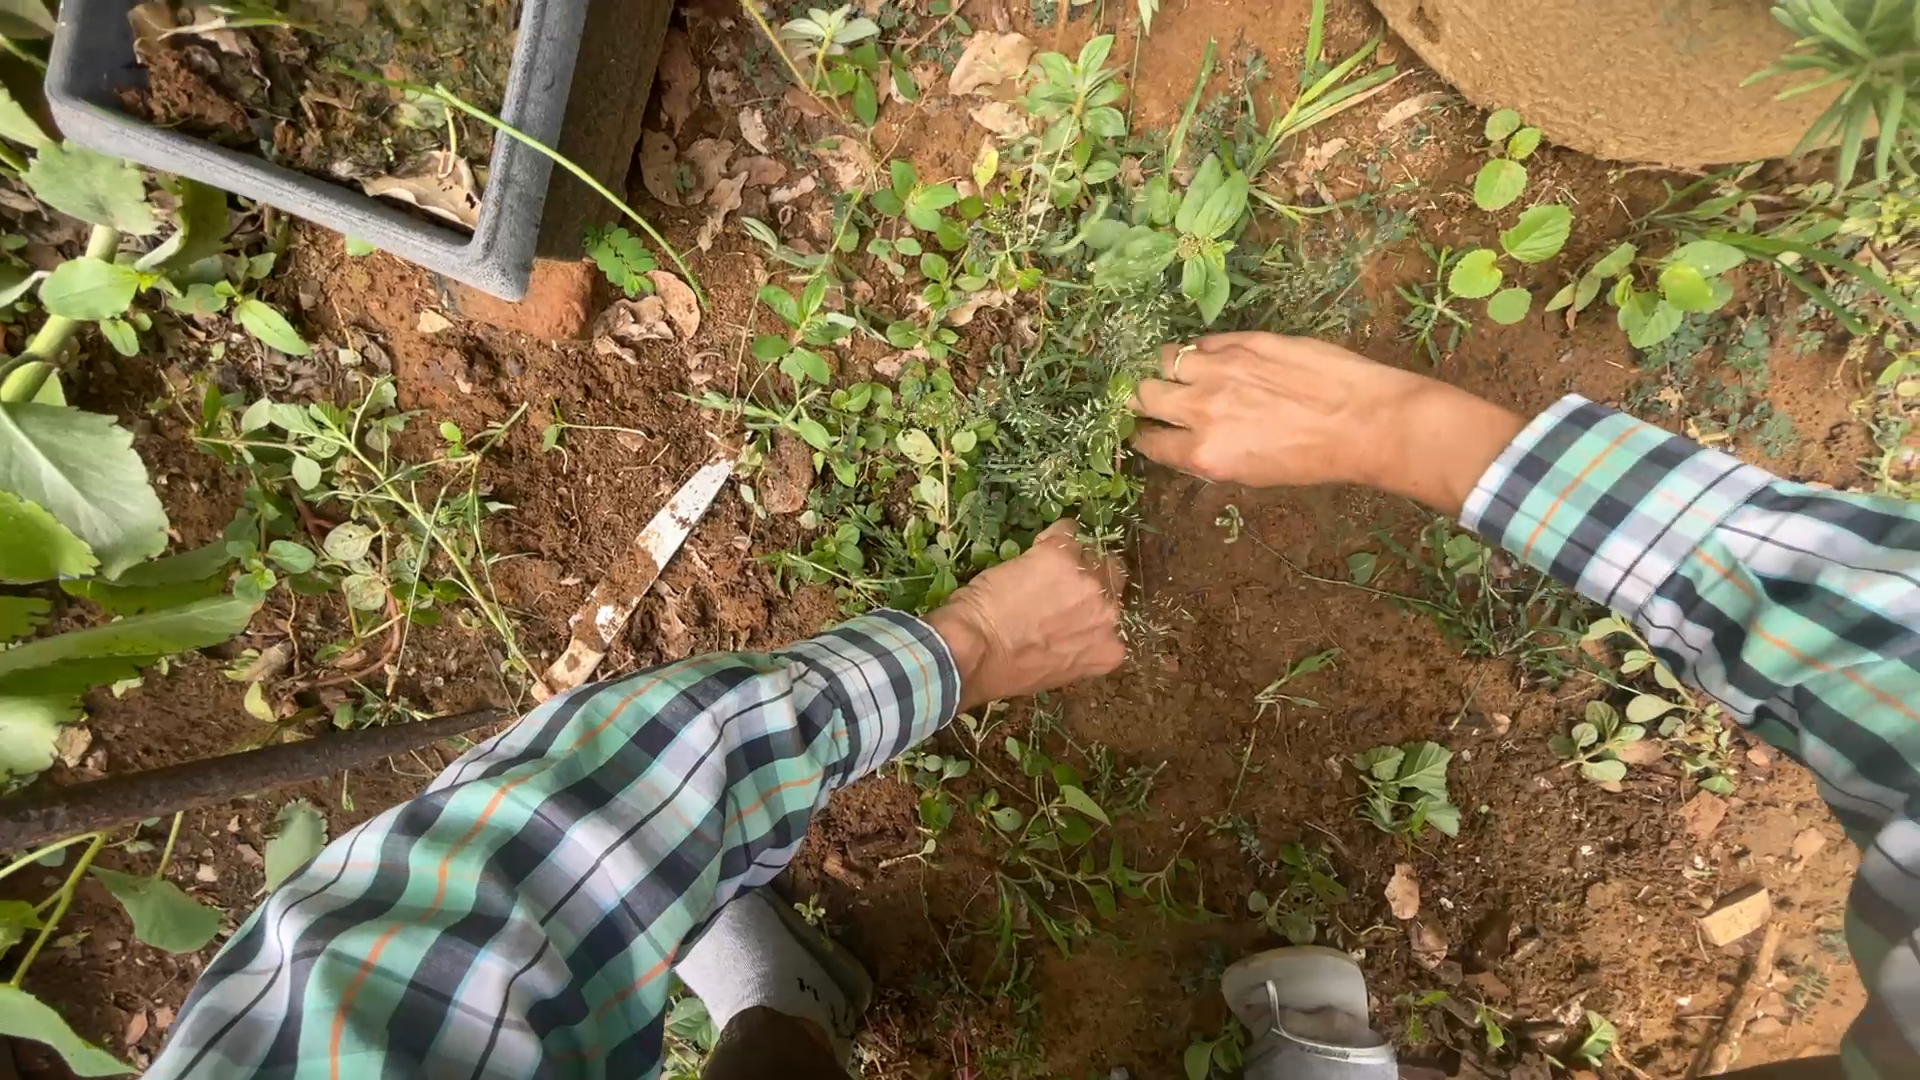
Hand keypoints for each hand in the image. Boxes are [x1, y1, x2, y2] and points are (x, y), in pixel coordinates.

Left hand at [923, 521, 1126, 709]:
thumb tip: (1069, 629)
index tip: (1072, 606)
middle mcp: (1107, 612)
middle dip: (1090, 578)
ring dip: (1073, 556)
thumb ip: (1076, 646)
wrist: (976, 649)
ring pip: (1092, 553)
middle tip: (1061, 582)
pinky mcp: (1060, 554)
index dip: (1091, 607)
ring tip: (1045, 564)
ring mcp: (1087, 580)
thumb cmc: (1005, 670)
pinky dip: (1054, 536)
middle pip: (1112, 578)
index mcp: (1108, 648)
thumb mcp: (1056, 669)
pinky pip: (1066, 532)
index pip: (1113, 616)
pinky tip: (1036, 547)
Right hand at [1128, 333, 1525, 514]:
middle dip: (1144, 398)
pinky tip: (1216, 360)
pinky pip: (1202, 342)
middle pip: (1143, 393)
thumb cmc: (1311, 459)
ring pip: (1165, 359)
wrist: (1367, 421)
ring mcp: (1222, 369)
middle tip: (1158, 399)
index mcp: (1203, 451)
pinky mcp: (1245, 340)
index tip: (1147, 429)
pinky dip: (1201, 352)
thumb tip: (1182, 439)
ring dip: (1167, 369)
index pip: (1147, 439)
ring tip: (1183, 373)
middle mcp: (1202, 408)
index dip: (1142, 434)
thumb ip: (1205, 455)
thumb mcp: (1249, 475)